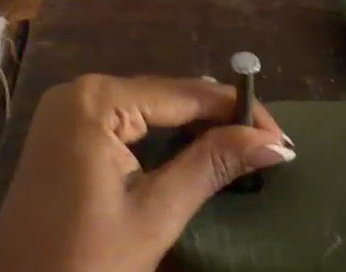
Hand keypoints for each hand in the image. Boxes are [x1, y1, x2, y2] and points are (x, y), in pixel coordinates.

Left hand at [0, 74, 294, 271]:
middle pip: (165, 96)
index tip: (283, 137)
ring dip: (192, 129)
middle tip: (267, 147)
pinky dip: (159, 138)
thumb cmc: (83, 261)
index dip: (237, 111)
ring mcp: (66, 111)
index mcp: (97, 99)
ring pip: (146, 109)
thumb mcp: (154, 215)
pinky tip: (193, 153)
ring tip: (242, 150)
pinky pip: (123, 124)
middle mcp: (79, 90)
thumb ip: (211, 167)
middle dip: (217, 119)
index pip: (183, 93)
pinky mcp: (62, 135)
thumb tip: (274, 142)